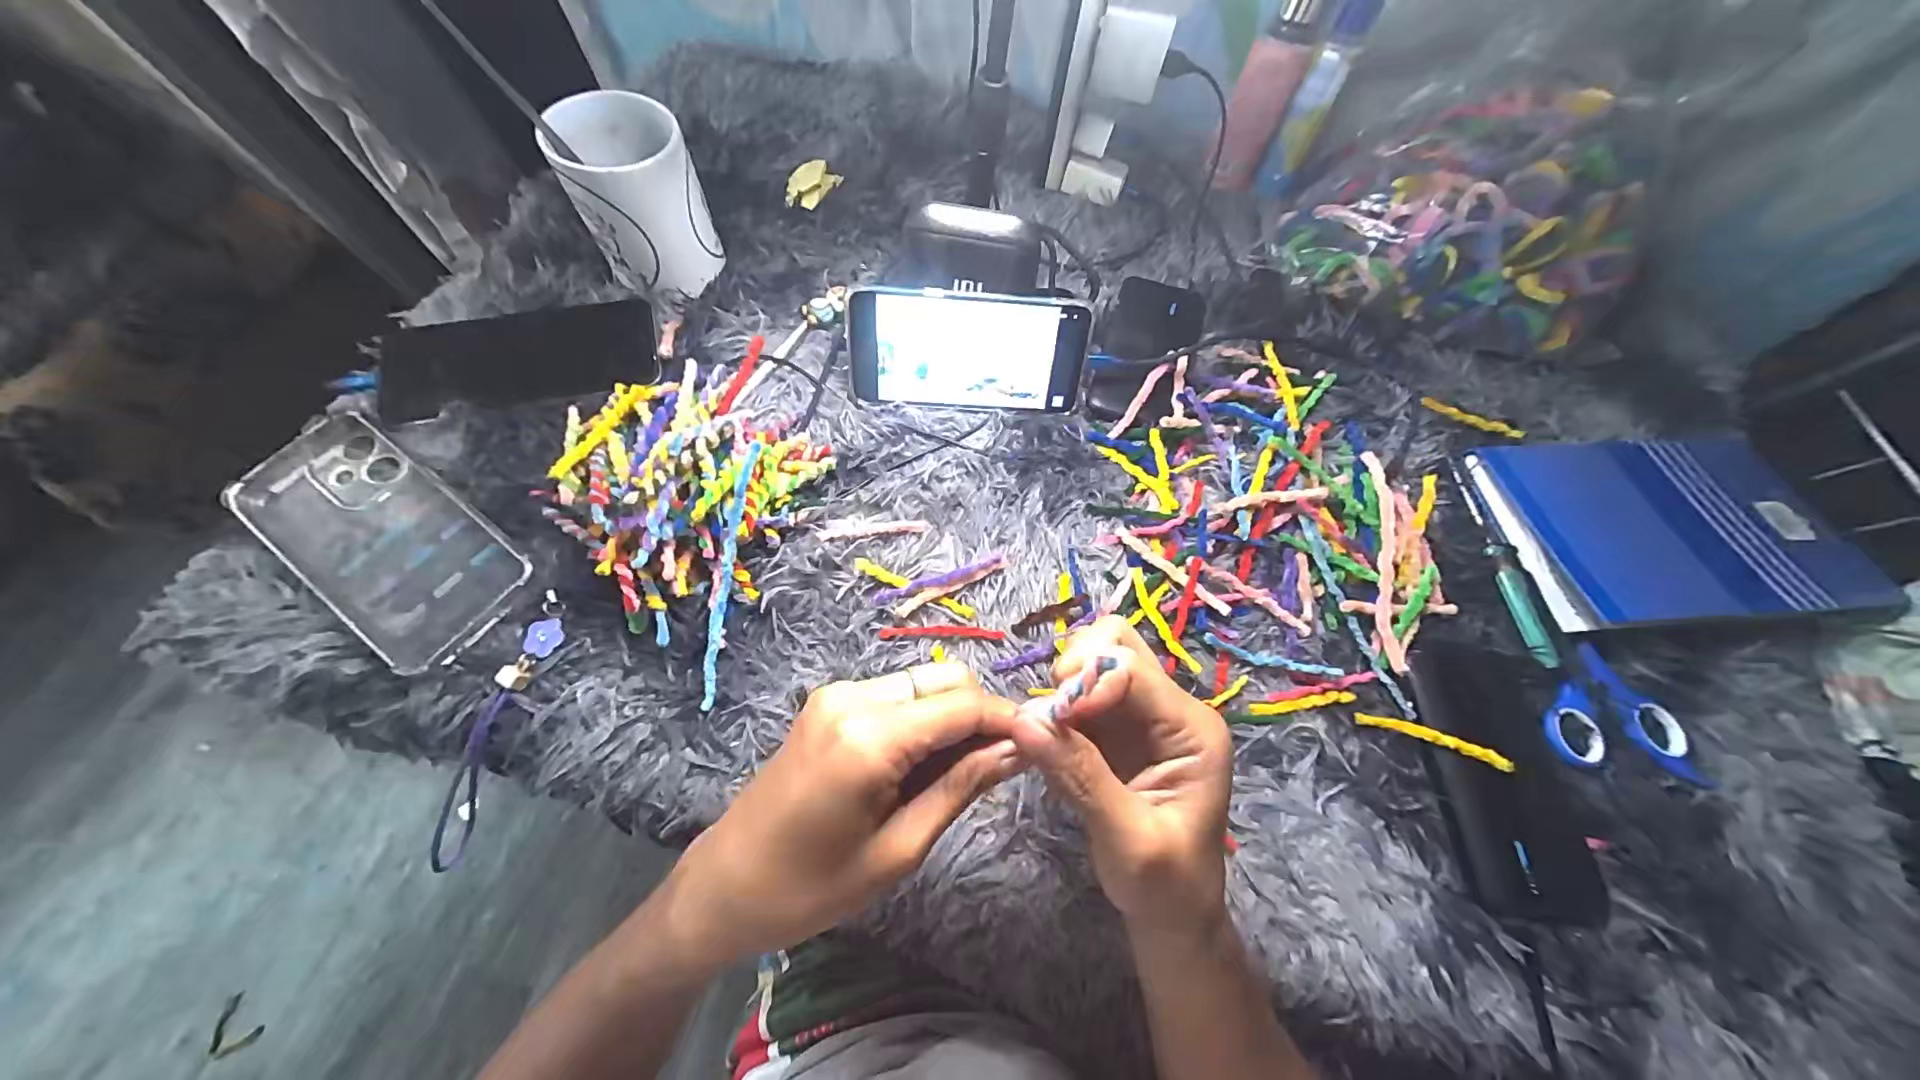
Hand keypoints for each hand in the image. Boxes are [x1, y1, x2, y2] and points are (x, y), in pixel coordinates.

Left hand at [658, 664, 1020, 964]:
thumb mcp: (897, 850)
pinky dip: (921, 720)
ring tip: (956, 775)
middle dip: (981, 716)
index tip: (1043, 742)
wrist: (723, 885)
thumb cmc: (809, 887)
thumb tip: (1018, 750)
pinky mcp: (828, 703)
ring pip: (923, 685)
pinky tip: (919, 765)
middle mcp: (853, 697)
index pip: (963, 705)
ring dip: (951, 719)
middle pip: (945, 681)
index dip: (1010, 719)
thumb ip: (961, 788)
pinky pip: (895, 696)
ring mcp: (836, 695)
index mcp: (869, 735)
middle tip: (998, 768)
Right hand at [1009, 616, 1232, 934]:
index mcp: (1192, 729)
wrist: (1173, 915)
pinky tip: (1046, 741)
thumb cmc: (1165, 885)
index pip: (1134, 670)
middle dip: (1077, 665)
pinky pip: (1078, 694)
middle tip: (1051, 710)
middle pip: (1117, 645)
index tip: (1054, 717)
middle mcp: (1169, 710)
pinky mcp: (1113, 730)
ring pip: (1094, 662)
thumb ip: (1079, 776)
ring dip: (1062, 685)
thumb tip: (1023, 722)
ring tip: (1045, 730)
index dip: (1088, 680)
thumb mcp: (1128, 839)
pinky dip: (1056, 706)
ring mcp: (1139, 716)